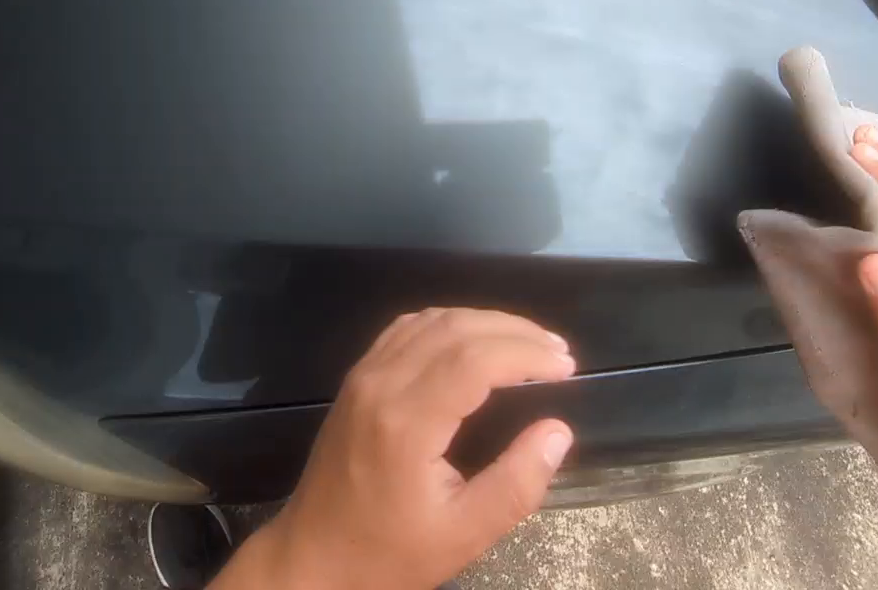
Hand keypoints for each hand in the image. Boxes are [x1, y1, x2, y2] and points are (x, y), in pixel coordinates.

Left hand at [212, 308, 575, 589]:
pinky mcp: (358, 375)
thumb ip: (516, 483)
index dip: (525, 353)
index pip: (474, 359)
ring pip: (431, 319)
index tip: (566, 366)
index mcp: (407, 421)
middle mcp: (382, 382)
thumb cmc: (389, 552)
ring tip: (528, 341)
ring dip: (483, 320)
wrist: (312, 558)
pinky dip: (448, 321)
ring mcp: (365, 373)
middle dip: (513, 331)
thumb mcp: (463, 535)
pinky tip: (473, 336)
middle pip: (455, 328)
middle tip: (557, 351)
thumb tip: (558, 430)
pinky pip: (407, 328)